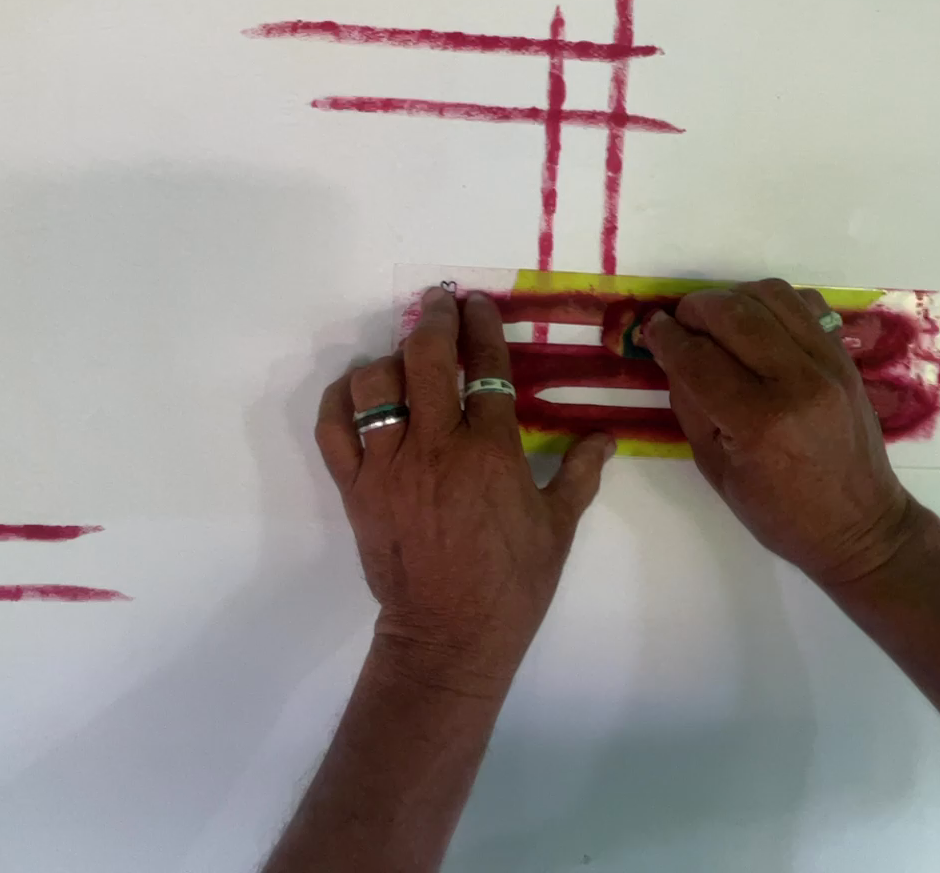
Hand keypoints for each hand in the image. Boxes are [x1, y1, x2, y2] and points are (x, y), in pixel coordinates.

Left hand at [315, 287, 614, 695]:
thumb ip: (581, 473)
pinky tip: (357, 390)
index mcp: (491, 452)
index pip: (486, 369)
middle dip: (432, 319)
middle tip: (438, 303)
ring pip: (374, 386)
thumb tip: (607, 436)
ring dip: (389, 360)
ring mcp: (387, 467)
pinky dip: (339, 400)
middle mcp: (436, 447)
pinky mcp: (354, 490)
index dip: (482, 328)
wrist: (449, 637)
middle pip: (425, 360)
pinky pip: (332, 429)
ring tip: (403, 359)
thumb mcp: (559, 527)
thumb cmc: (512, 584)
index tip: (477, 303)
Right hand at [644, 279, 922, 584]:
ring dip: (732, 298)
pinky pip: (804, 303)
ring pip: (771, 294)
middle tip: (679, 324)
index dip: (665, 337)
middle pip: (733, 313)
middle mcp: (798, 383)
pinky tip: (757, 325)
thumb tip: (670, 352)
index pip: (697, 357)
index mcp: (759, 422)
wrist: (858, 525)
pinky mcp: (845, 357)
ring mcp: (828, 364)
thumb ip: (689, 402)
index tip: (650, 329)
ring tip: (716, 321)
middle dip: (694, 309)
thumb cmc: (777, 510)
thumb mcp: (713, 466)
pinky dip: (772, 303)